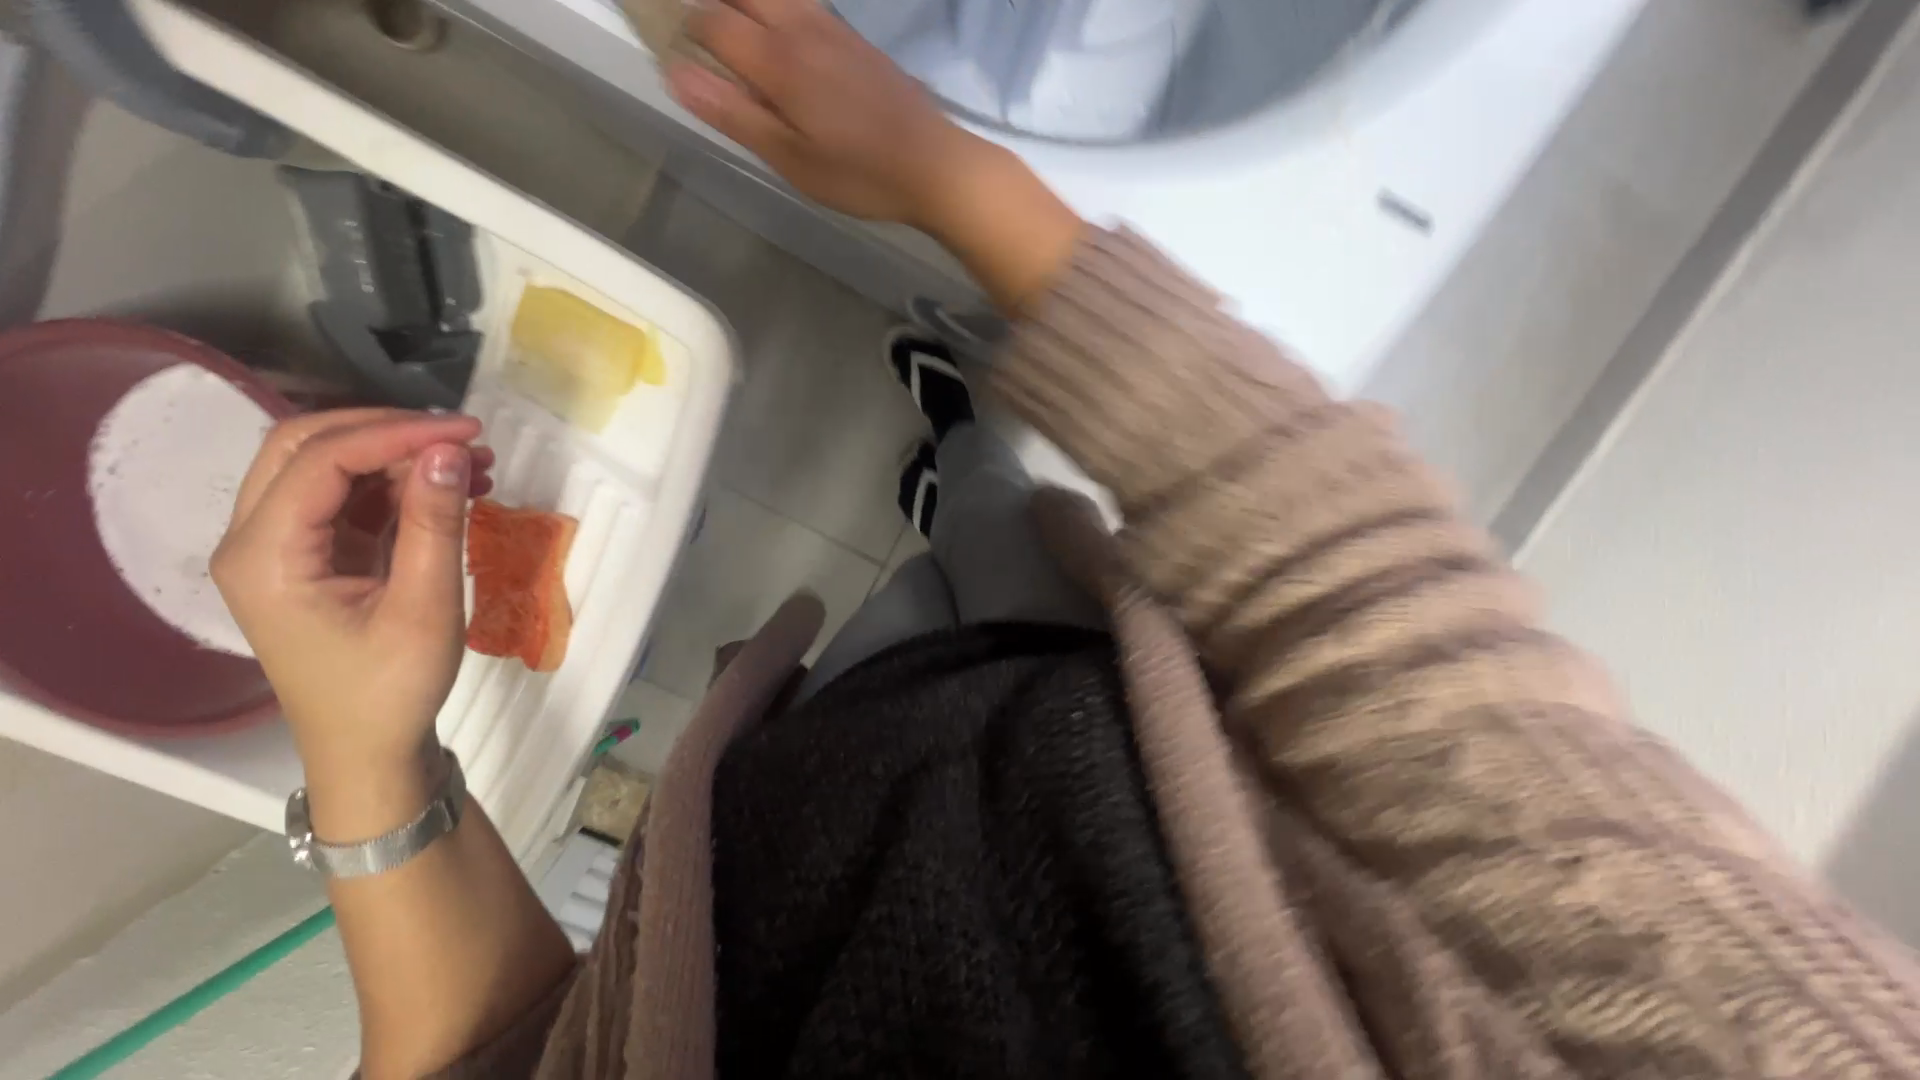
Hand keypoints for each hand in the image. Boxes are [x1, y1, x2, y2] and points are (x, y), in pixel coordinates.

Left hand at [212, 410, 493, 839]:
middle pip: (305, 448)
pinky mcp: (309, 558)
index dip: (396, 435)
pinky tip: (449, 490)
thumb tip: (451, 451)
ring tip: (470, 464)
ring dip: (395, 457)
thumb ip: (434, 523)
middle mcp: (254, 541)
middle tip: (461, 437)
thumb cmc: (392, 688)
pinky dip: (396, 486)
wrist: (368, 750)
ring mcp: (279, 549)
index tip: (469, 432)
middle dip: (386, 431)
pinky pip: (346, 500)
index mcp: (265, 556)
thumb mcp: (425, 607)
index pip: (322, 461)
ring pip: (325, 468)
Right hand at [667, 0, 984, 230]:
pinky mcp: (856, 40)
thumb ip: (733, 113)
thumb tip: (674, 72)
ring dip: (747, 6)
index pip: (712, 21)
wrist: (936, 166)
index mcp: (778, 60)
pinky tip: (782, 39)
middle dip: (713, 7)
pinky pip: (804, 4)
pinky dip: (779, 10)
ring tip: (736, 35)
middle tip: (702, 38)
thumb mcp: (790, 158)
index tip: (675, 53)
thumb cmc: (859, 174)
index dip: (685, 31)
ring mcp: (834, 28)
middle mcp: (802, 28)